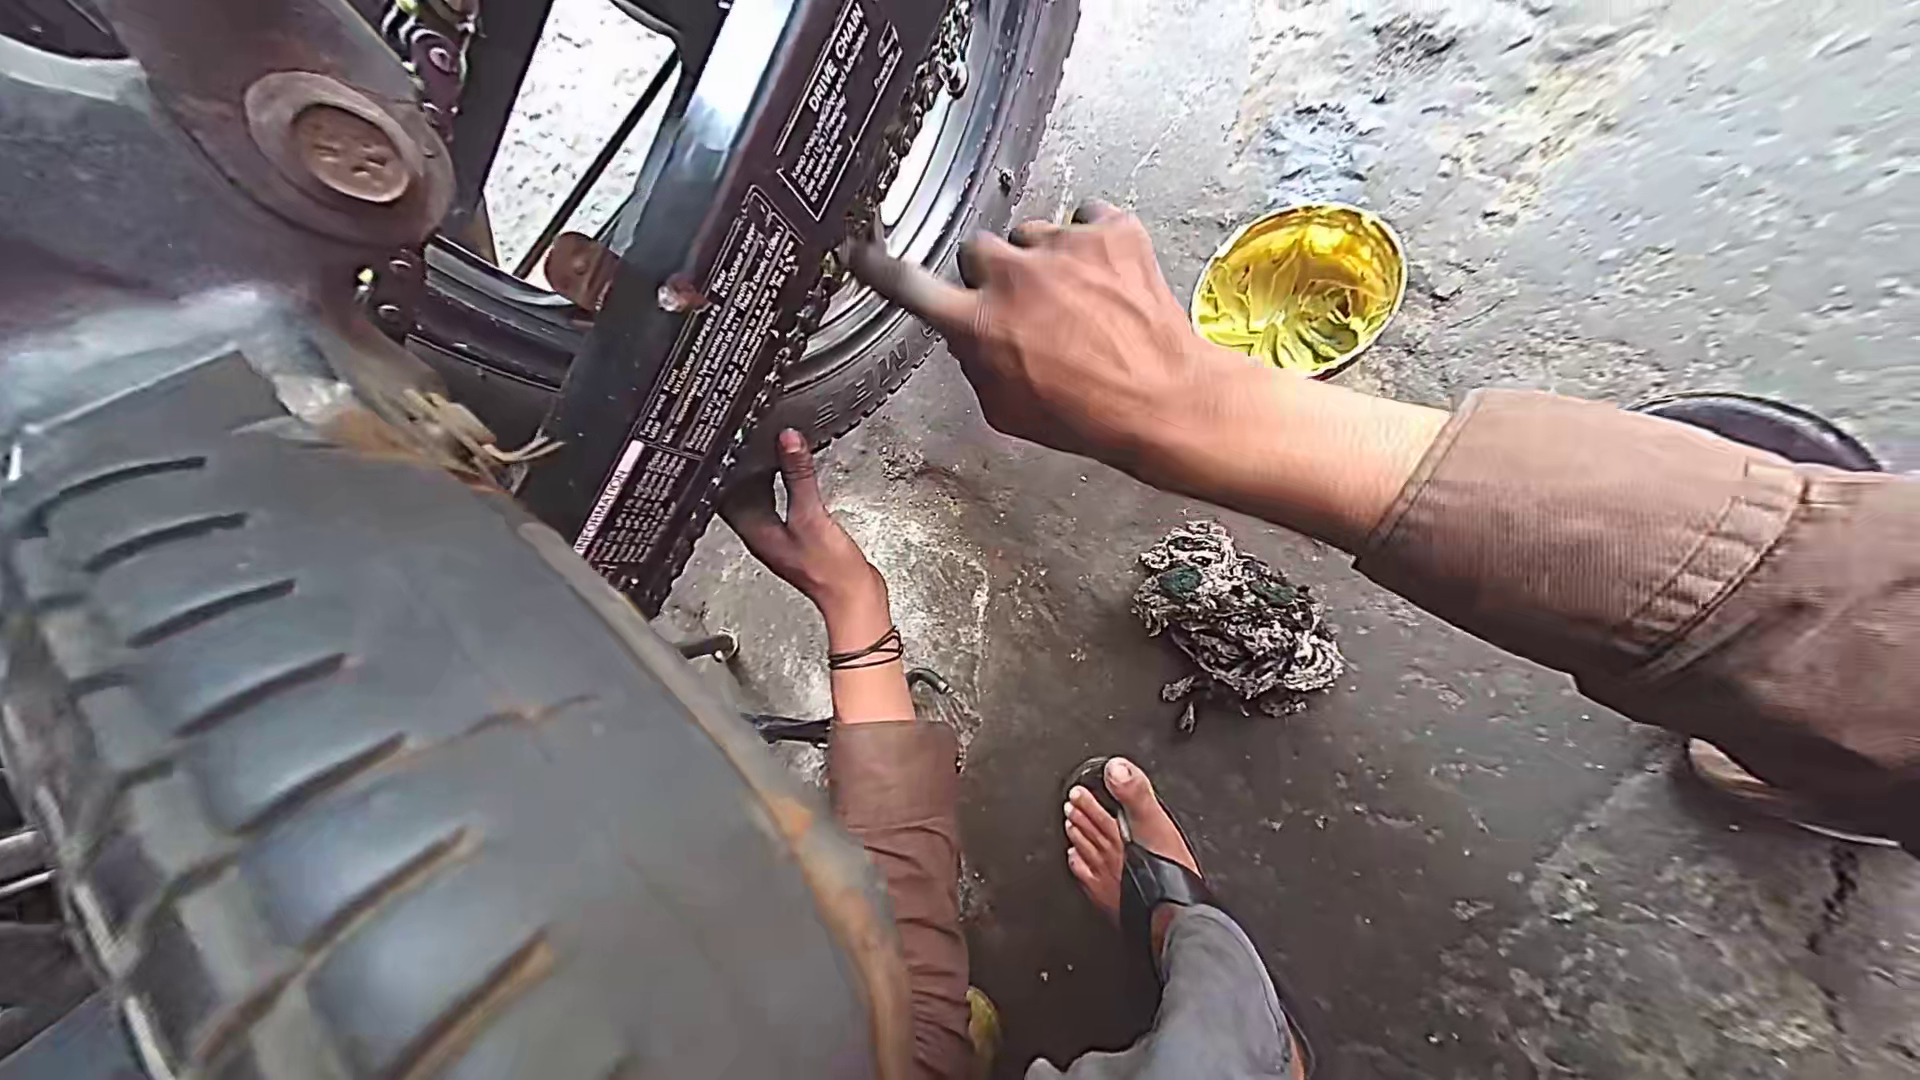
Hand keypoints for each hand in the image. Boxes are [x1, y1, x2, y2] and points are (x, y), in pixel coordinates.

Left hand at [721, 428, 886, 630]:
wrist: (855, 598)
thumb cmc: (830, 571)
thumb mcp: (811, 515)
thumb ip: (798, 476)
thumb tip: (788, 441)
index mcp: (755, 531)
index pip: (727, 493)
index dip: (728, 466)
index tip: (735, 442)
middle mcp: (764, 536)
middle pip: (745, 495)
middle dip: (748, 468)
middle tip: (754, 440)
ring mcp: (782, 539)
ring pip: (765, 501)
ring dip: (768, 478)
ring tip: (774, 453)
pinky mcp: (802, 540)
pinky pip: (786, 508)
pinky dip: (788, 490)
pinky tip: (798, 480)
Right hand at [847, 199, 1242, 480]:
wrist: (1159, 399)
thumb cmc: (1085, 416)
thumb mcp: (1007, 411)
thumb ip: (975, 366)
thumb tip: (966, 338)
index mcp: (980, 325)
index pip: (912, 288)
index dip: (881, 269)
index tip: (861, 252)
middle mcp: (1013, 277)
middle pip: (978, 250)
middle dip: (993, 275)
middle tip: (1025, 306)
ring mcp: (1062, 246)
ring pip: (1031, 236)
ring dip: (1044, 263)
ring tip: (1077, 303)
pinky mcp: (1108, 229)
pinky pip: (1084, 220)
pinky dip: (1090, 247)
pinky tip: (1105, 282)